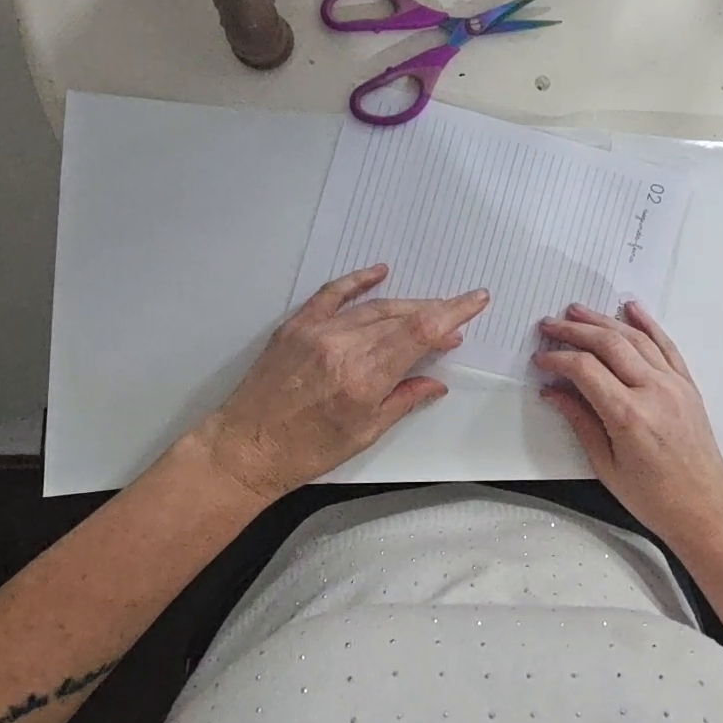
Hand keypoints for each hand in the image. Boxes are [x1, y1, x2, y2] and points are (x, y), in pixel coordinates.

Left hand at [197, 264, 489, 501]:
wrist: (244, 449)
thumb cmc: (307, 451)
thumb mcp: (364, 434)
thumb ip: (404, 400)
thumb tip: (437, 382)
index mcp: (364, 379)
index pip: (420, 333)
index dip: (454, 312)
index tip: (477, 299)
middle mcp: (344, 348)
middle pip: (403, 316)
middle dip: (436, 314)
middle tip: (456, 322)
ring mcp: (318, 332)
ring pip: (375, 307)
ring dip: (407, 306)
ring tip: (429, 311)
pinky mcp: (297, 325)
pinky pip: (333, 294)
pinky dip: (359, 280)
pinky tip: (380, 271)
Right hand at [535, 302, 722, 548]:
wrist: (704, 507)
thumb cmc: (655, 498)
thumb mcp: (606, 465)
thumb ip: (580, 421)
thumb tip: (553, 393)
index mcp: (629, 415)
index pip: (585, 369)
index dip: (558, 359)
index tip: (541, 358)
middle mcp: (653, 392)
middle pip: (608, 344)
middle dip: (574, 330)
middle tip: (550, 325)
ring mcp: (673, 384)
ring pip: (635, 338)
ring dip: (604, 320)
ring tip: (578, 311)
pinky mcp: (687, 384)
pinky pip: (666, 344)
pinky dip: (647, 323)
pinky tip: (631, 309)